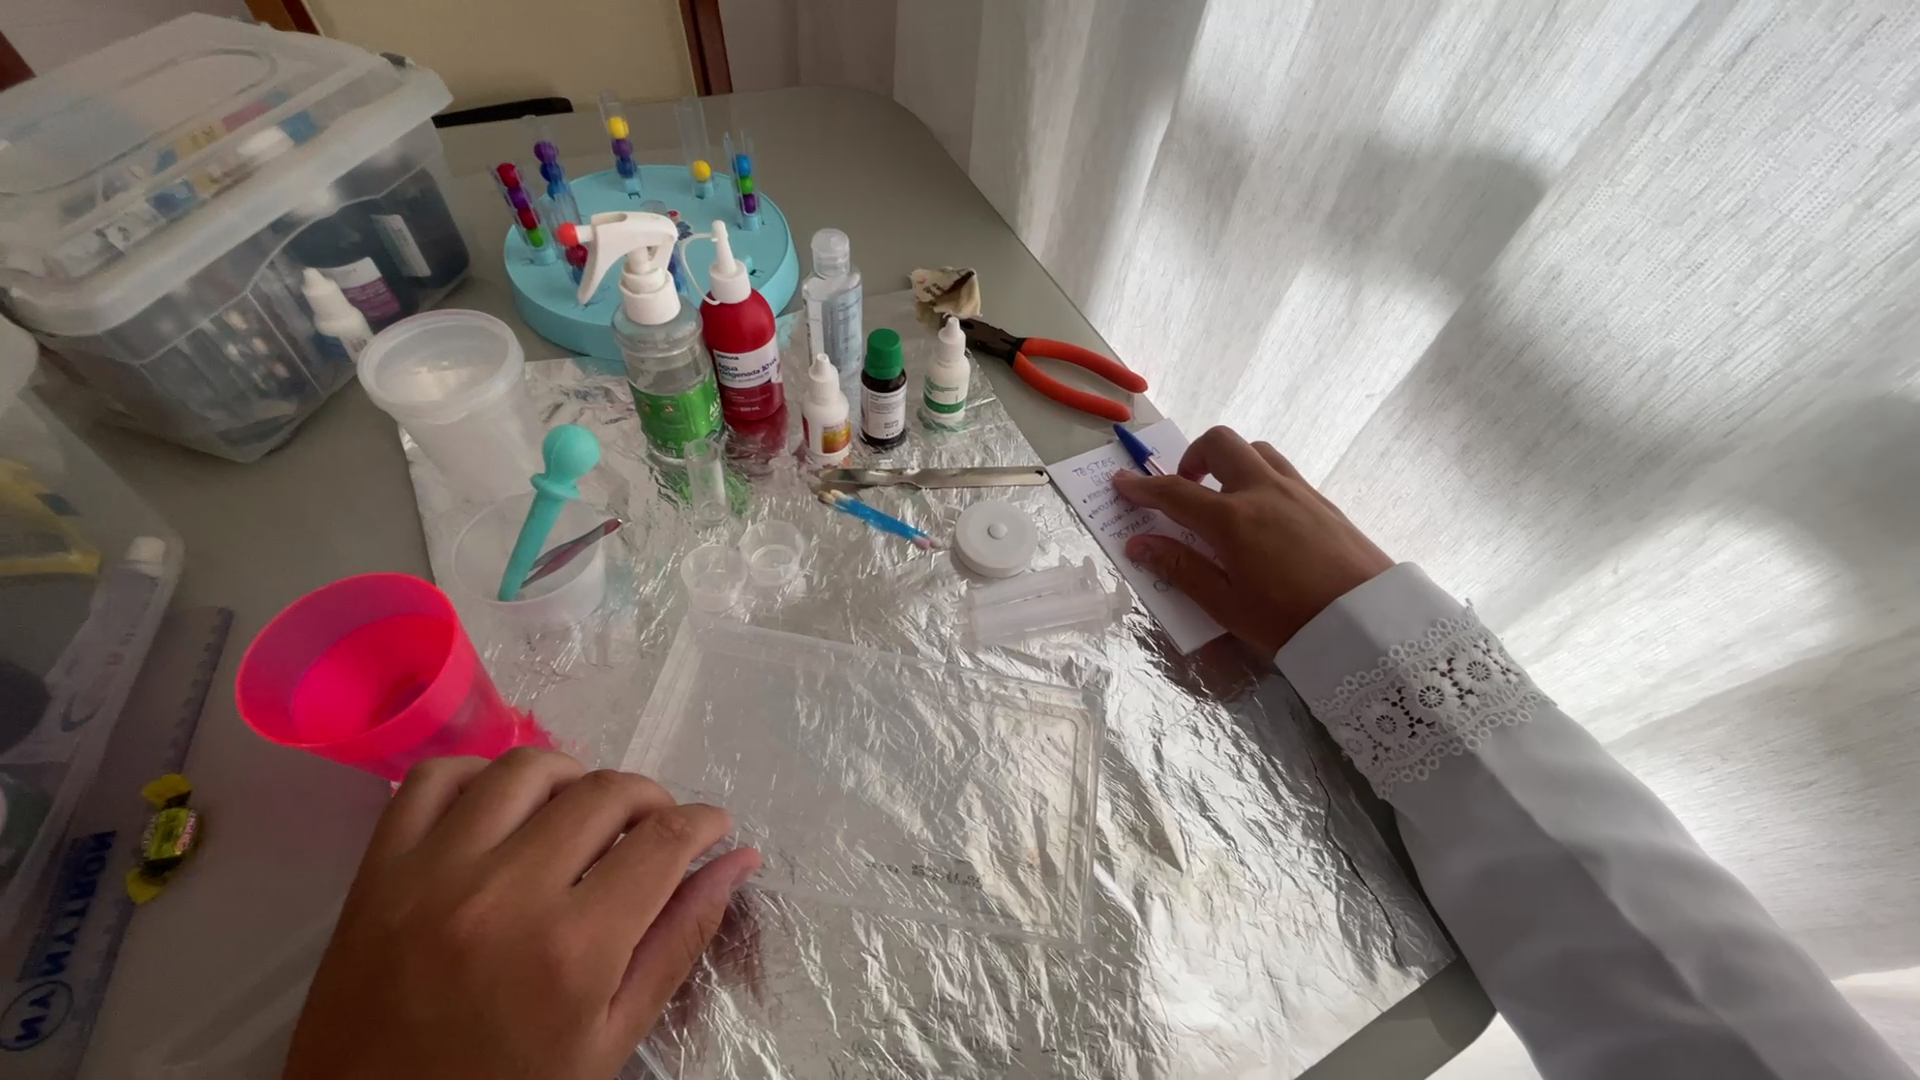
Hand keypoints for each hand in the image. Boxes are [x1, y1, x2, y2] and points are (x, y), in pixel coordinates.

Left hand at [285, 749, 759, 1079]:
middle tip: (653, 831)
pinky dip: (481, 776)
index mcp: (572, 949)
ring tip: (582, 816)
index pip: (665, 839)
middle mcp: (504, 895)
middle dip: (651, 800)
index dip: (705, 822)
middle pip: (607, 792)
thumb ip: (682, 938)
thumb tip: (740, 858)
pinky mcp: (378, 873)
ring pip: (530, 767)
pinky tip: (506, 809)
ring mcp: (432, 876)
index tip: (713, 828)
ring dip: (576, 779)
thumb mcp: (613, 1035)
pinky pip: (436, 778)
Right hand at [1112, 426, 1392, 654]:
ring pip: (1256, 449)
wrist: (1370, 624)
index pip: (1175, 492)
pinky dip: (1257, 474)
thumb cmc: (1290, 620)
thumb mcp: (1226, 605)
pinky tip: (1259, 513)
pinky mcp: (1322, 500)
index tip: (1120, 483)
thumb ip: (1180, 569)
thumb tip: (1138, 544)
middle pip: (1221, 443)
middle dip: (1192, 455)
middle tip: (1184, 487)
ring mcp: (1297, 490)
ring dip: (1229, 461)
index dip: (1142, 487)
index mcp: (1233, 519)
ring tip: (1222, 497)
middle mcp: (1263, 491)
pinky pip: (1281, 468)